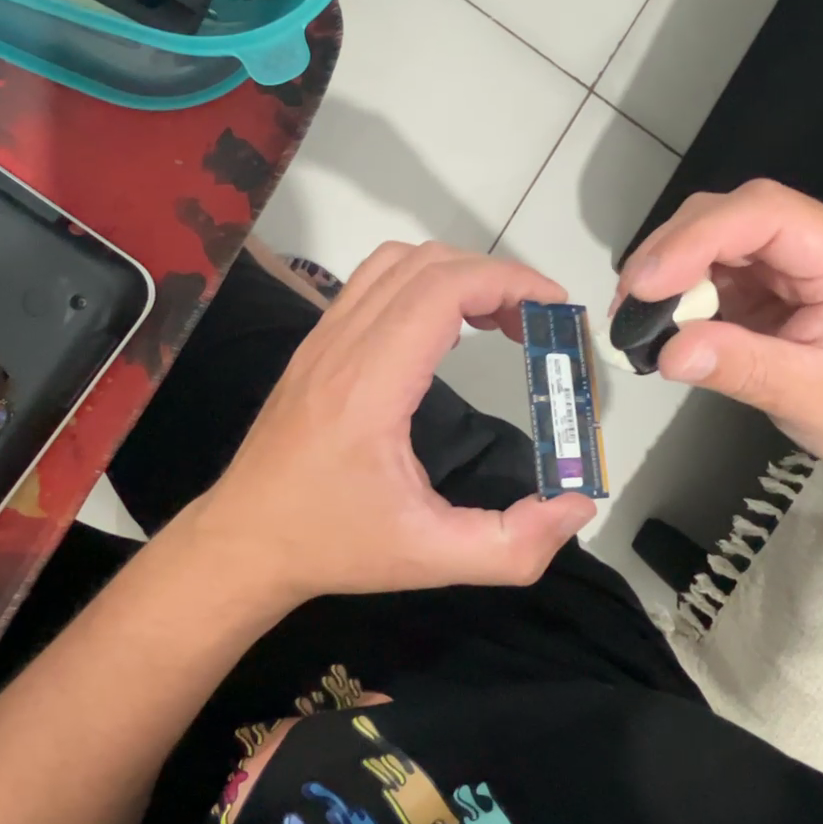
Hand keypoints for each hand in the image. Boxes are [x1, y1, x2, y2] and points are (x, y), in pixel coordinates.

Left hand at [180, 243, 597, 603]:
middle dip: (493, 276)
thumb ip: (513, 544)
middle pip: (425, 264)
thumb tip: (578, 505)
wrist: (243, 541)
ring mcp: (321, 339)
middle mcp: (341, 345)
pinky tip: (444, 332)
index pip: (442, 290)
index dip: (506, 281)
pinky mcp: (314, 347)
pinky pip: (370, 285)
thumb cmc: (333, 546)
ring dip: (454, 274)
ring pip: (393, 264)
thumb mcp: (431, 559)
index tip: (553, 307)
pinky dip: (420, 285)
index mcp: (370, 385)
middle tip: (536, 322)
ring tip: (496, 319)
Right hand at [616, 179, 822, 467]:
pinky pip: (706, 268)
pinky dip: (672, 289)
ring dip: (664, 267)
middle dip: (672, 249)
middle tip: (627, 302)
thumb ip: (746, 369)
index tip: (649, 285)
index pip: (769, 215)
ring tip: (630, 313)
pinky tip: (651, 317)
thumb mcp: (815, 399)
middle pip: (731, 214)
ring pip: (711, 234)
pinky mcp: (759, 283)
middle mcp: (814, 247)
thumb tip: (669, 352)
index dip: (701, 236)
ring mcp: (784, 262)